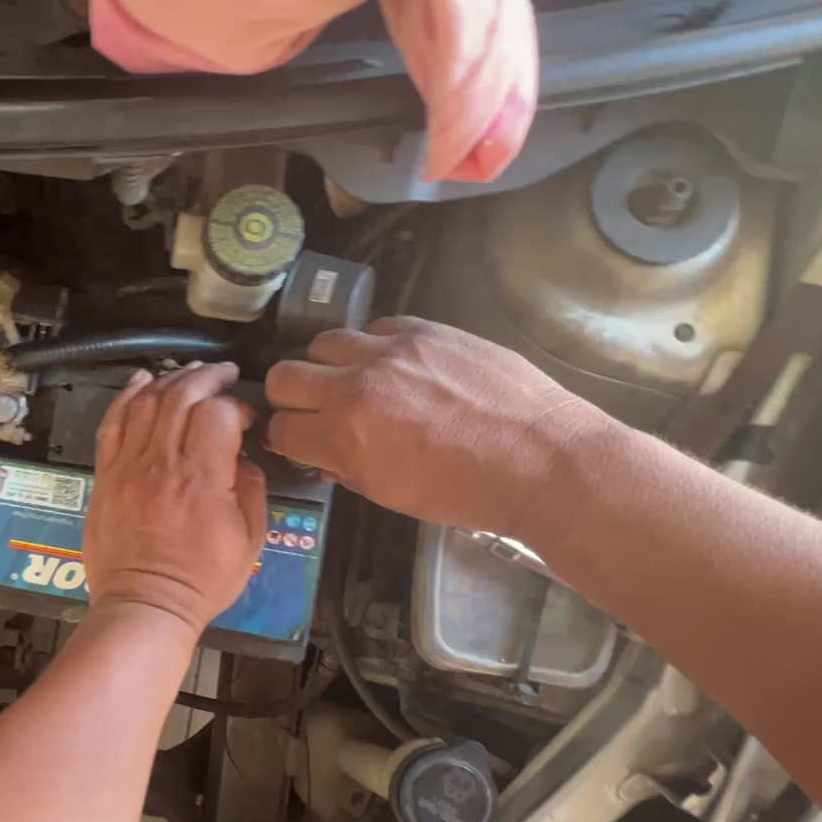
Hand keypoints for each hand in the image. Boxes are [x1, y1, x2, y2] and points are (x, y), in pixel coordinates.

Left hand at [84, 362, 269, 632]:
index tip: (246, 417)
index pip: (218, 413)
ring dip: (170, 380)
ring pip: (146, 402)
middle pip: (181, 396)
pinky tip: (141, 381)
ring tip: (190, 373)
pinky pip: (112, 423)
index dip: (236, 405)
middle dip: (207, 377)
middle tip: (224, 374)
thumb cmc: (201, 579)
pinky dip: (126, 396)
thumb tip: (244, 459)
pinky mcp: (106, 475)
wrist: (144, 604)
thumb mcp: (250, 541)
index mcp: (202, 478)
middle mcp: (162, 463)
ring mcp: (128, 466)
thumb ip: (252, 490)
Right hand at [264, 318, 611, 537]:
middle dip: (290, 398)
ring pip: (322, 342)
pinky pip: (374, 327)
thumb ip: (343, 468)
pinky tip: (395, 365)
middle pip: (283, 376)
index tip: (297, 441)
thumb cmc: (464, 492)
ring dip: (329, 365)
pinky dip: (374, 347)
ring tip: (354, 380)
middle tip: (313, 408)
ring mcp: (390, 352)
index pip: (280, 429)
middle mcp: (355, 388)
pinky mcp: (424, 329)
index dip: (284, 438)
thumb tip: (322, 451)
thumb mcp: (389, 495)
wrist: (541, 460)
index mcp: (344, 438)